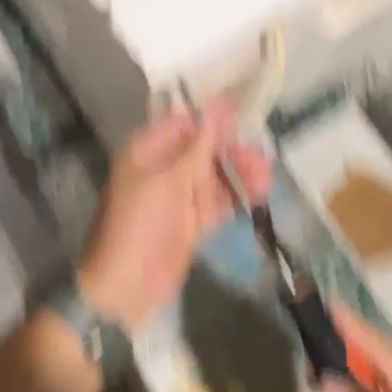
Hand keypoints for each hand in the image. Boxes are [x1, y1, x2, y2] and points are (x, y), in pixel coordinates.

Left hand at [75, 99, 271, 328]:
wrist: (125, 285)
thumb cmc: (140, 224)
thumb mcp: (169, 180)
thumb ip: (198, 146)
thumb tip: (219, 106)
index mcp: (147, 151)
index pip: (184, 124)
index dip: (213, 119)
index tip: (244, 116)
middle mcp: (163, 168)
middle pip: (203, 150)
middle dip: (232, 151)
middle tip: (260, 158)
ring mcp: (178, 196)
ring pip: (214, 175)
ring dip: (240, 173)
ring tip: (265, 177)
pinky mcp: (192, 221)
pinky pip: (218, 201)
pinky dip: (237, 196)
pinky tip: (259, 192)